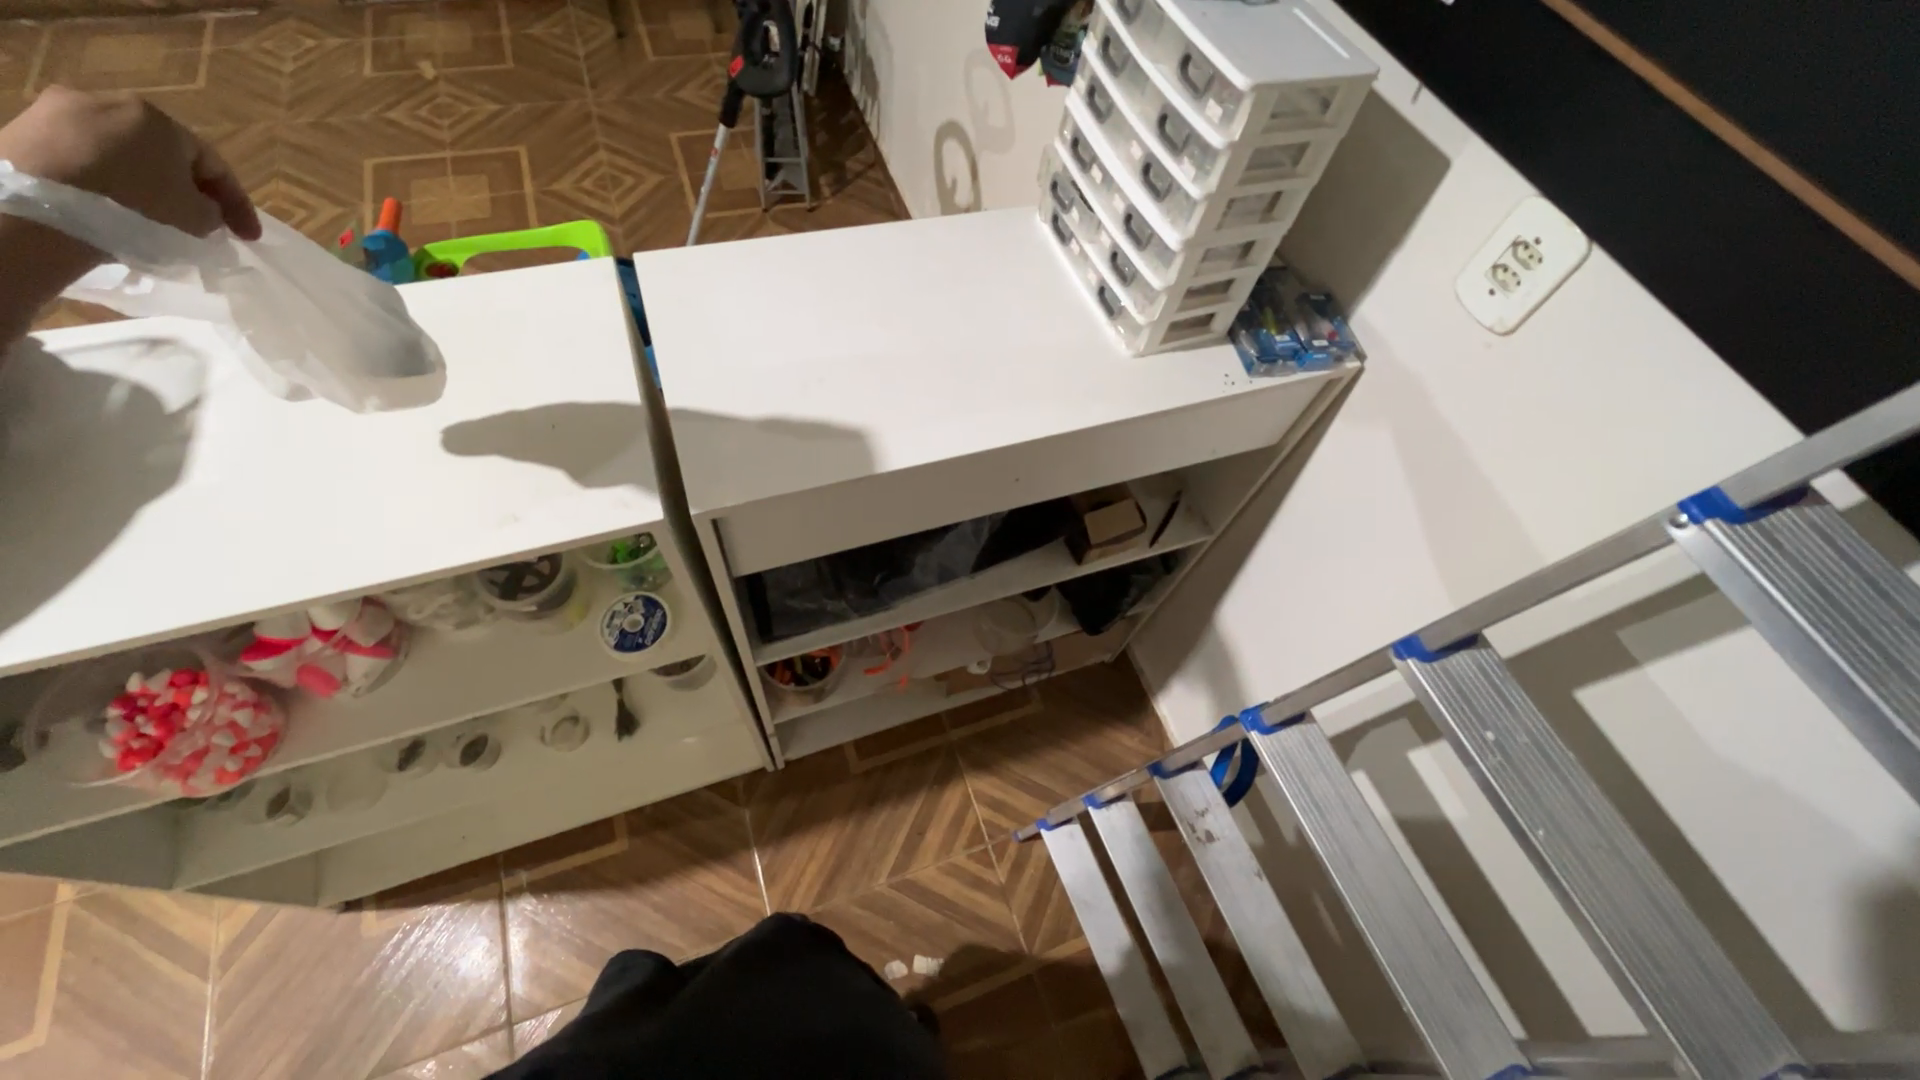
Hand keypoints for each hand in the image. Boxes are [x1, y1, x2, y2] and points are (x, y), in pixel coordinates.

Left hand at [0, 87, 260, 347]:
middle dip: (187, 189)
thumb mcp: (197, 219)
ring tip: (154, 219)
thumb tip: (204, 210)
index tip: (249, 237)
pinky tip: (111, 208)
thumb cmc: (134, 209)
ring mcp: (59, 112)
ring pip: (121, 153)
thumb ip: (211, 211)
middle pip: (164, 153)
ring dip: (144, 184)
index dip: (238, 204)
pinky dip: (103, 182)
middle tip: (202, 224)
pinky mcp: (25, 130)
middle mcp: (107, 102)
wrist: (38, 211)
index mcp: (157, 118)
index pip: (213, 164)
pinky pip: (82, 158)